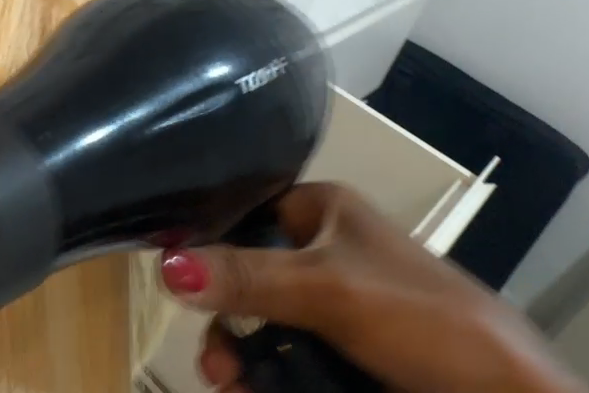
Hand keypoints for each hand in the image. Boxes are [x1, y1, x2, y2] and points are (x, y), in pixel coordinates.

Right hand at [157, 183, 583, 392]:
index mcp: (323, 213)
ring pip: (267, 328)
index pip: (243, 213)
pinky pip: (293, 363)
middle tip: (215, 366)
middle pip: (248, 280)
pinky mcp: (352, 360)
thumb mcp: (327, 291)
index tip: (179, 286)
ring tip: (229, 388)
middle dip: (225, 324)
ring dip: (241, 360)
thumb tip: (162, 266)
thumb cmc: (425, 323)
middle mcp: (327, 253)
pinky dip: (269, 381)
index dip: (208, 246)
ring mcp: (340, 310)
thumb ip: (245, 278)